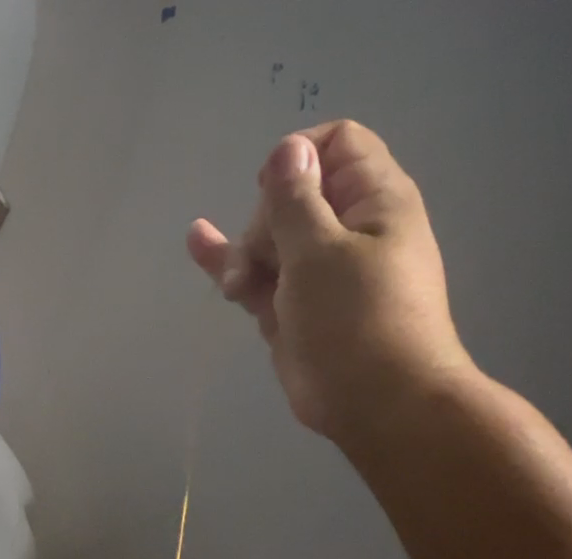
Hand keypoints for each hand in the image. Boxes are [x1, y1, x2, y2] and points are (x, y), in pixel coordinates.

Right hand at [185, 120, 474, 445]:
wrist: (374, 400)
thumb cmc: (358, 319)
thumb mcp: (322, 251)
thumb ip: (297, 200)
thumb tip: (287, 148)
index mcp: (374, 201)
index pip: (337, 144)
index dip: (297, 158)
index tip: (271, 191)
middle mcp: (347, 229)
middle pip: (290, 196)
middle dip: (262, 222)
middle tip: (262, 263)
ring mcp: (316, 271)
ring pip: (268, 239)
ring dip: (243, 255)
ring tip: (239, 289)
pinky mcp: (291, 306)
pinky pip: (256, 273)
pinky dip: (228, 261)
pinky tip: (197, 239)